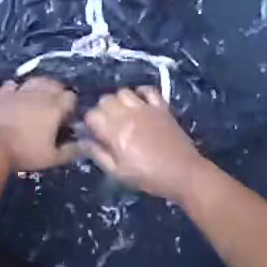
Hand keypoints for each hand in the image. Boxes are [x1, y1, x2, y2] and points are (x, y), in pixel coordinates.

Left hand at [0, 78, 80, 170]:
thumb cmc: (26, 152)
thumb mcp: (53, 157)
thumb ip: (72, 150)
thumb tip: (86, 146)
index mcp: (54, 108)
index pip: (70, 97)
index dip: (72, 105)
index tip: (68, 116)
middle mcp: (39, 95)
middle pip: (55, 84)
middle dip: (59, 92)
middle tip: (57, 106)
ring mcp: (20, 93)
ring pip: (35, 80)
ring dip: (41, 85)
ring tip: (41, 95)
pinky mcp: (3, 95)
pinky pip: (12, 85)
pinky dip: (17, 88)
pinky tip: (17, 95)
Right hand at [82, 87, 209, 200]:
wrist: (183, 173)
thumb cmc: (148, 176)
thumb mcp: (118, 172)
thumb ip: (98, 154)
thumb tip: (83, 141)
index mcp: (115, 132)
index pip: (92, 115)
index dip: (90, 123)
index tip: (95, 132)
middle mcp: (128, 114)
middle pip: (106, 99)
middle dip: (102, 110)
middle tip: (108, 124)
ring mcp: (146, 108)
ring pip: (124, 92)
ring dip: (119, 100)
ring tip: (123, 113)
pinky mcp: (161, 107)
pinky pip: (148, 90)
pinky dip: (140, 92)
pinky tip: (140, 103)